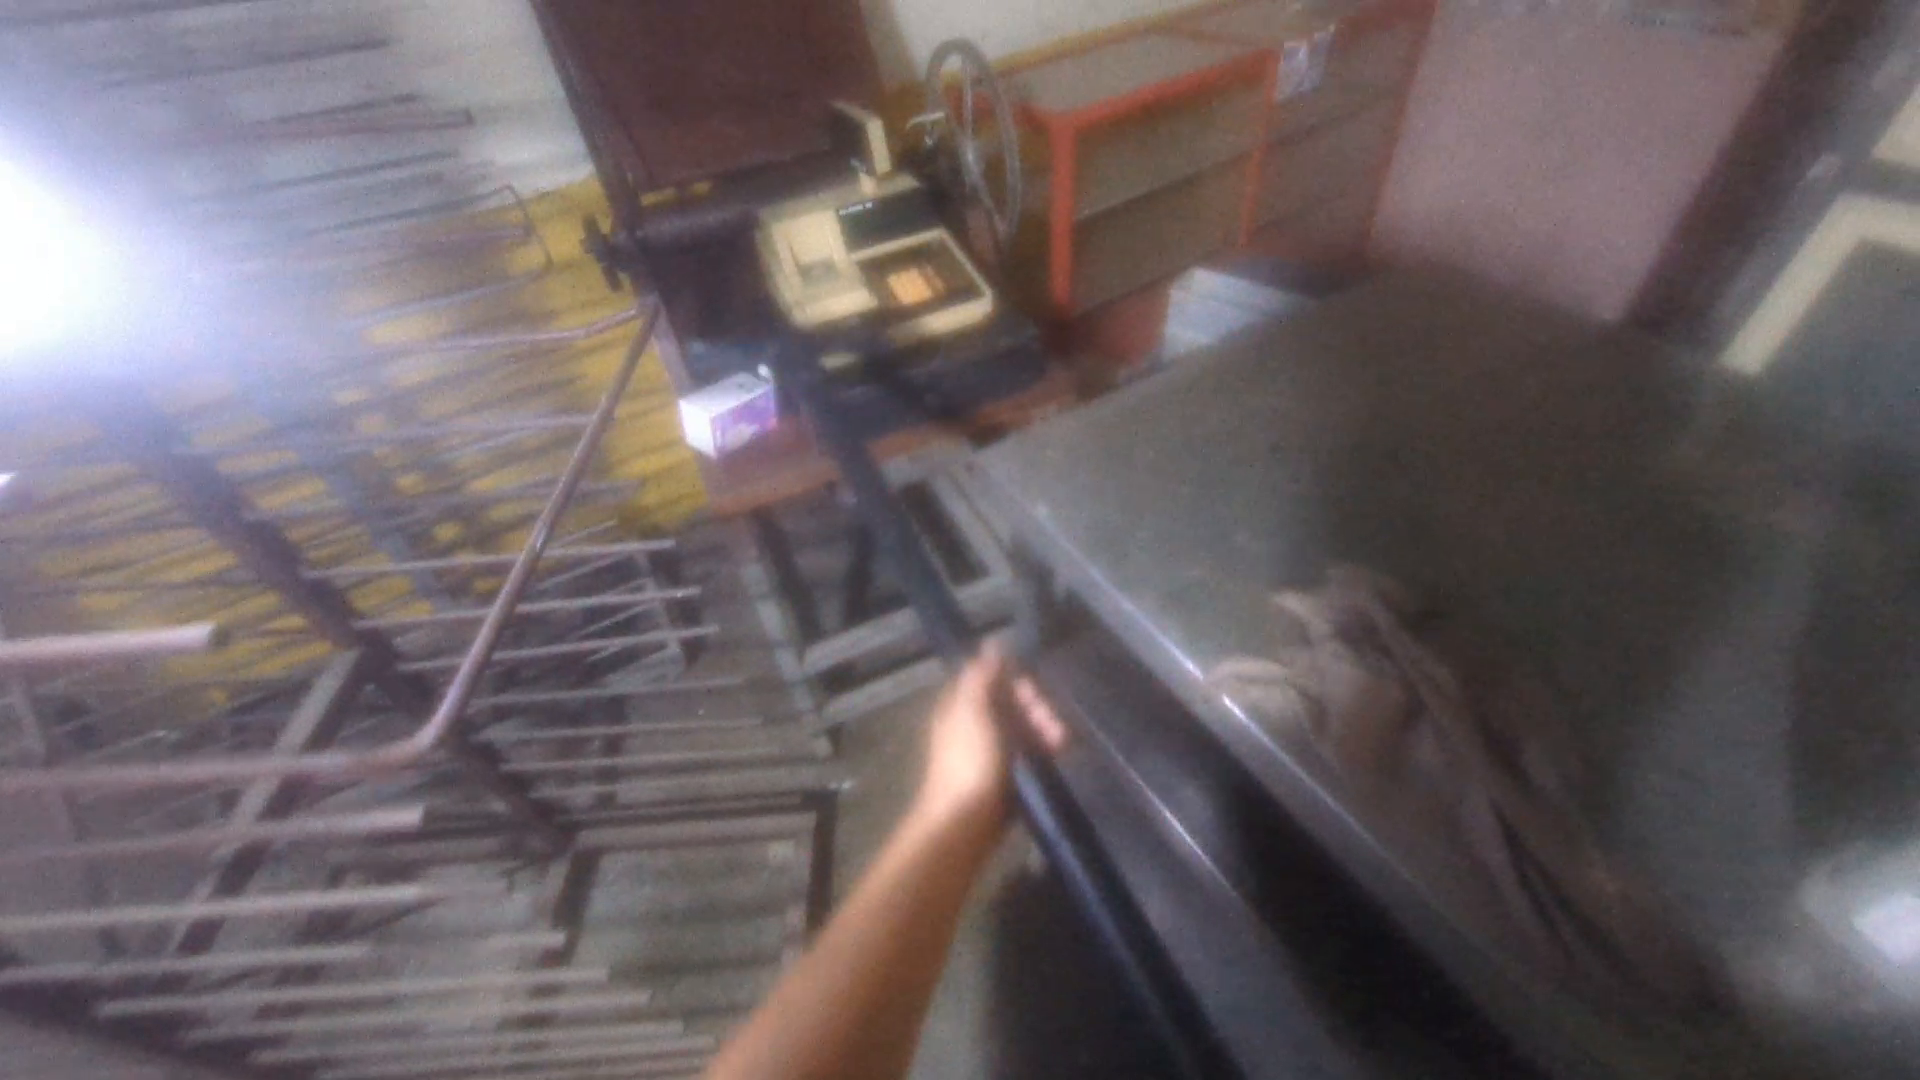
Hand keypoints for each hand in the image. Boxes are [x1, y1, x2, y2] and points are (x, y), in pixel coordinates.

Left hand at [914, 642, 1068, 829]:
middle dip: (1036, 707)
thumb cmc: (968, 761)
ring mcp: (992, 750)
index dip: (1016, 682)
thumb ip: (982, 676)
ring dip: (1045, 727)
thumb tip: (992, 643)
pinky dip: (1045, 748)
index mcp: (961, 705)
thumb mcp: (973, 710)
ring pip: (1024, 727)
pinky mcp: (1007, 774)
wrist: (966, 821)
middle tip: (1051, 722)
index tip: (1032, 693)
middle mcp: (975, 723)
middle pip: (1012, 703)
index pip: (993, 679)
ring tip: (1061, 741)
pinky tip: (1060, 751)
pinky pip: (1029, 752)